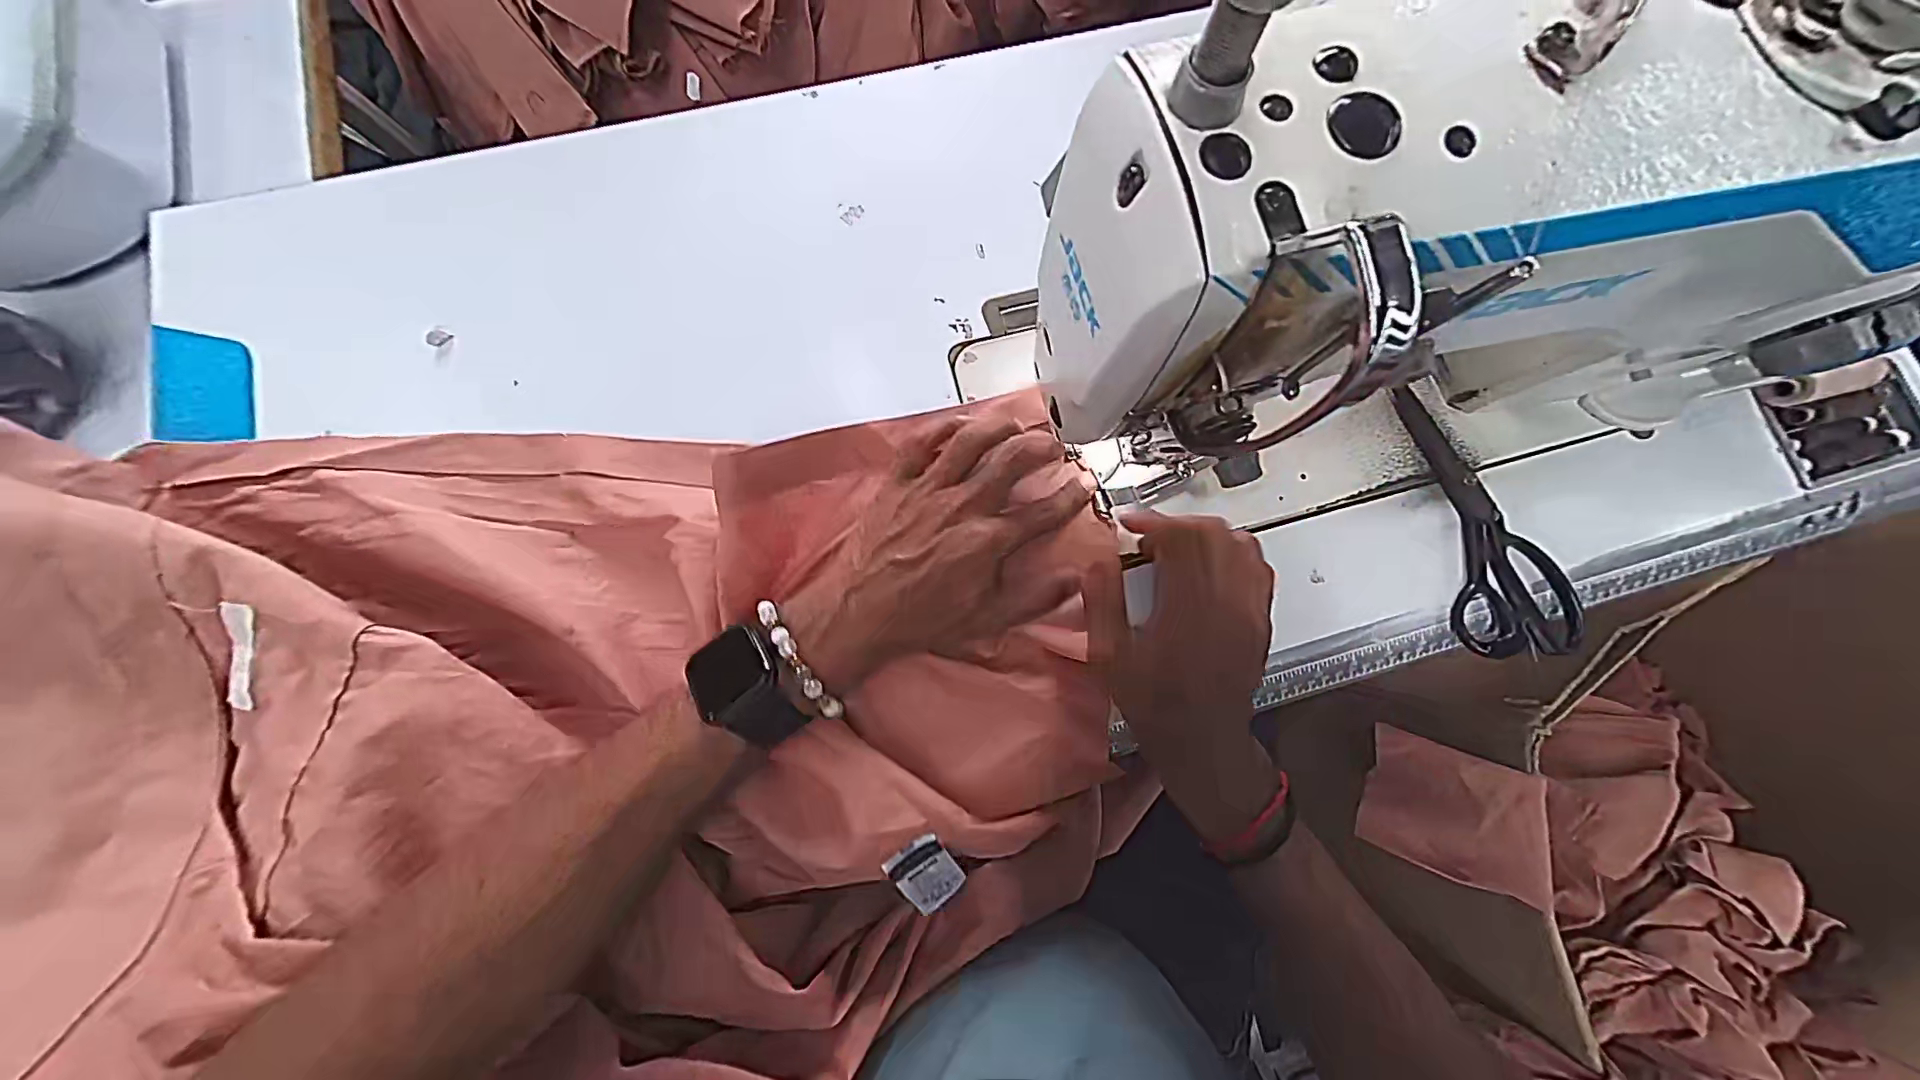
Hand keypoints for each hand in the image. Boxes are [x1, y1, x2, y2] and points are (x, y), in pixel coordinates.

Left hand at [783, 414, 1092, 691]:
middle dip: (1041, 448)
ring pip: (970, 442)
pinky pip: (920, 443)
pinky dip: (942, 428)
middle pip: (1012, 461)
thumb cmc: (922, 620)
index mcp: (987, 542)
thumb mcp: (986, 623)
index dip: (1070, 495)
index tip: (1082, 484)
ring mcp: (927, 491)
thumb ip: (1034, 600)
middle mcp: (962, 508)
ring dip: (999, 427)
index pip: (1043, 511)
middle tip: (1053, 447)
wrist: (861, 614)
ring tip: (1016, 425)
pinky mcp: (897, 484)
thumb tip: (1071, 580)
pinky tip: (961, 425)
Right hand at [1084, 511, 1279, 843]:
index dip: (1153, 521)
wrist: (1203, 740)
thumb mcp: (1109, 658)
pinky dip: (1231, 552)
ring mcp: (1250, 610)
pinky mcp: (1261, 619)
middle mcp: (1227, 604)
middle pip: (1212, 533)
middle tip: (1149, 538)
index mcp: (1188, 611)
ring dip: (1204, 535)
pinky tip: (1209, 566)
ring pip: (1238, 543)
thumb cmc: (1154, 703)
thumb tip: (1098, 564)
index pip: (1182, 538)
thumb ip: (1101, 604)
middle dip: (1175, 524)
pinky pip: (1256, 566)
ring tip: (1177, 549)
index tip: (1131, 524)